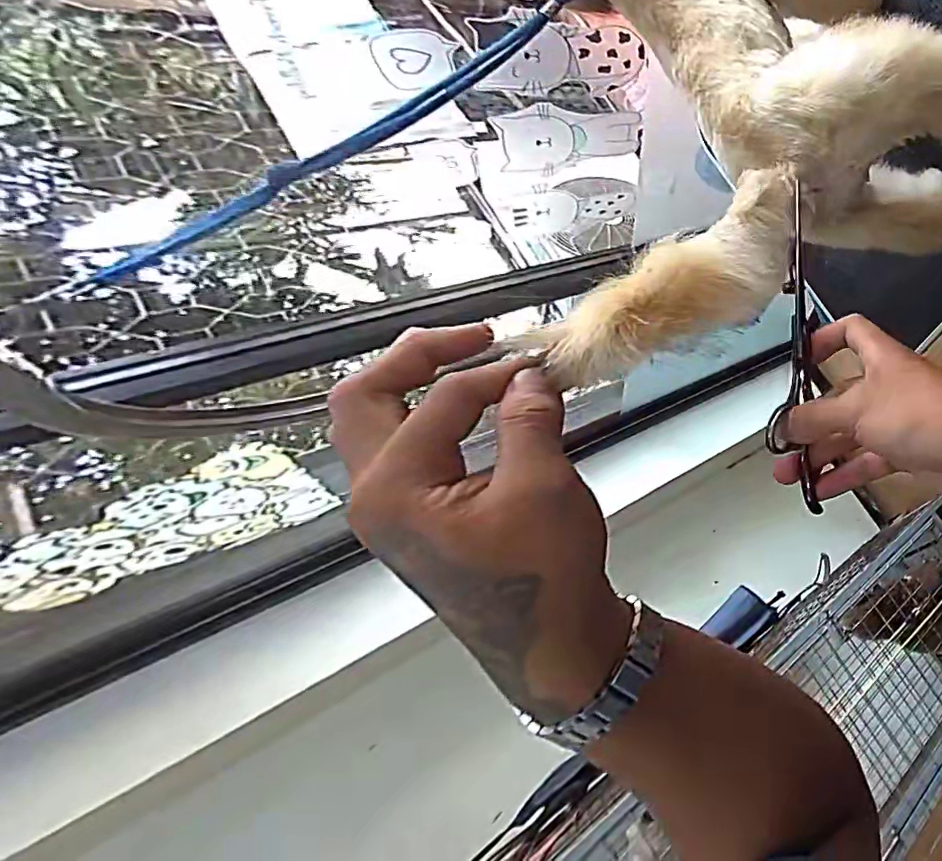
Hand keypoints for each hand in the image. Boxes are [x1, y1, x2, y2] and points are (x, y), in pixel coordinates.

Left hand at [330, 325, 631, 723]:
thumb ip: (529, 421)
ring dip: (421, 383)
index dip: (496, 372)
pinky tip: (484, 411)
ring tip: (475, 361)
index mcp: (395, 488)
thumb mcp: (543, 486)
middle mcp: (375, 494)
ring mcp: (392, 507)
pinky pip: (412, 446)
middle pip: (362, 400)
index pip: (440, 400)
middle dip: (416, 357)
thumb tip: (528, 375)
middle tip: (475, 336)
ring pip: (379, 423)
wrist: (549, 634)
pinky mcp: (419, 514)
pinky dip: (441, 414)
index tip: (546, 363)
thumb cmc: (543, 567)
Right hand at [772, 315, 941, 502]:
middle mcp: (889, 387)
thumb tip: (787, 423)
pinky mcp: (910, 452)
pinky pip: (868, 461)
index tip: (799, 360)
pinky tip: (822, 488)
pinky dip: (845, 474)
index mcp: (880, 359)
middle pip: (841, 395)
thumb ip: (817, 417)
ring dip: (820, 453)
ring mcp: (900, 421)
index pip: (851, 332)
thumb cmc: (930, 414)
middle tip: (782, 443)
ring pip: (852, 433)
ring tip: (791, 474)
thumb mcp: (860, 410)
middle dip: (809, 419)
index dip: (824, 339)